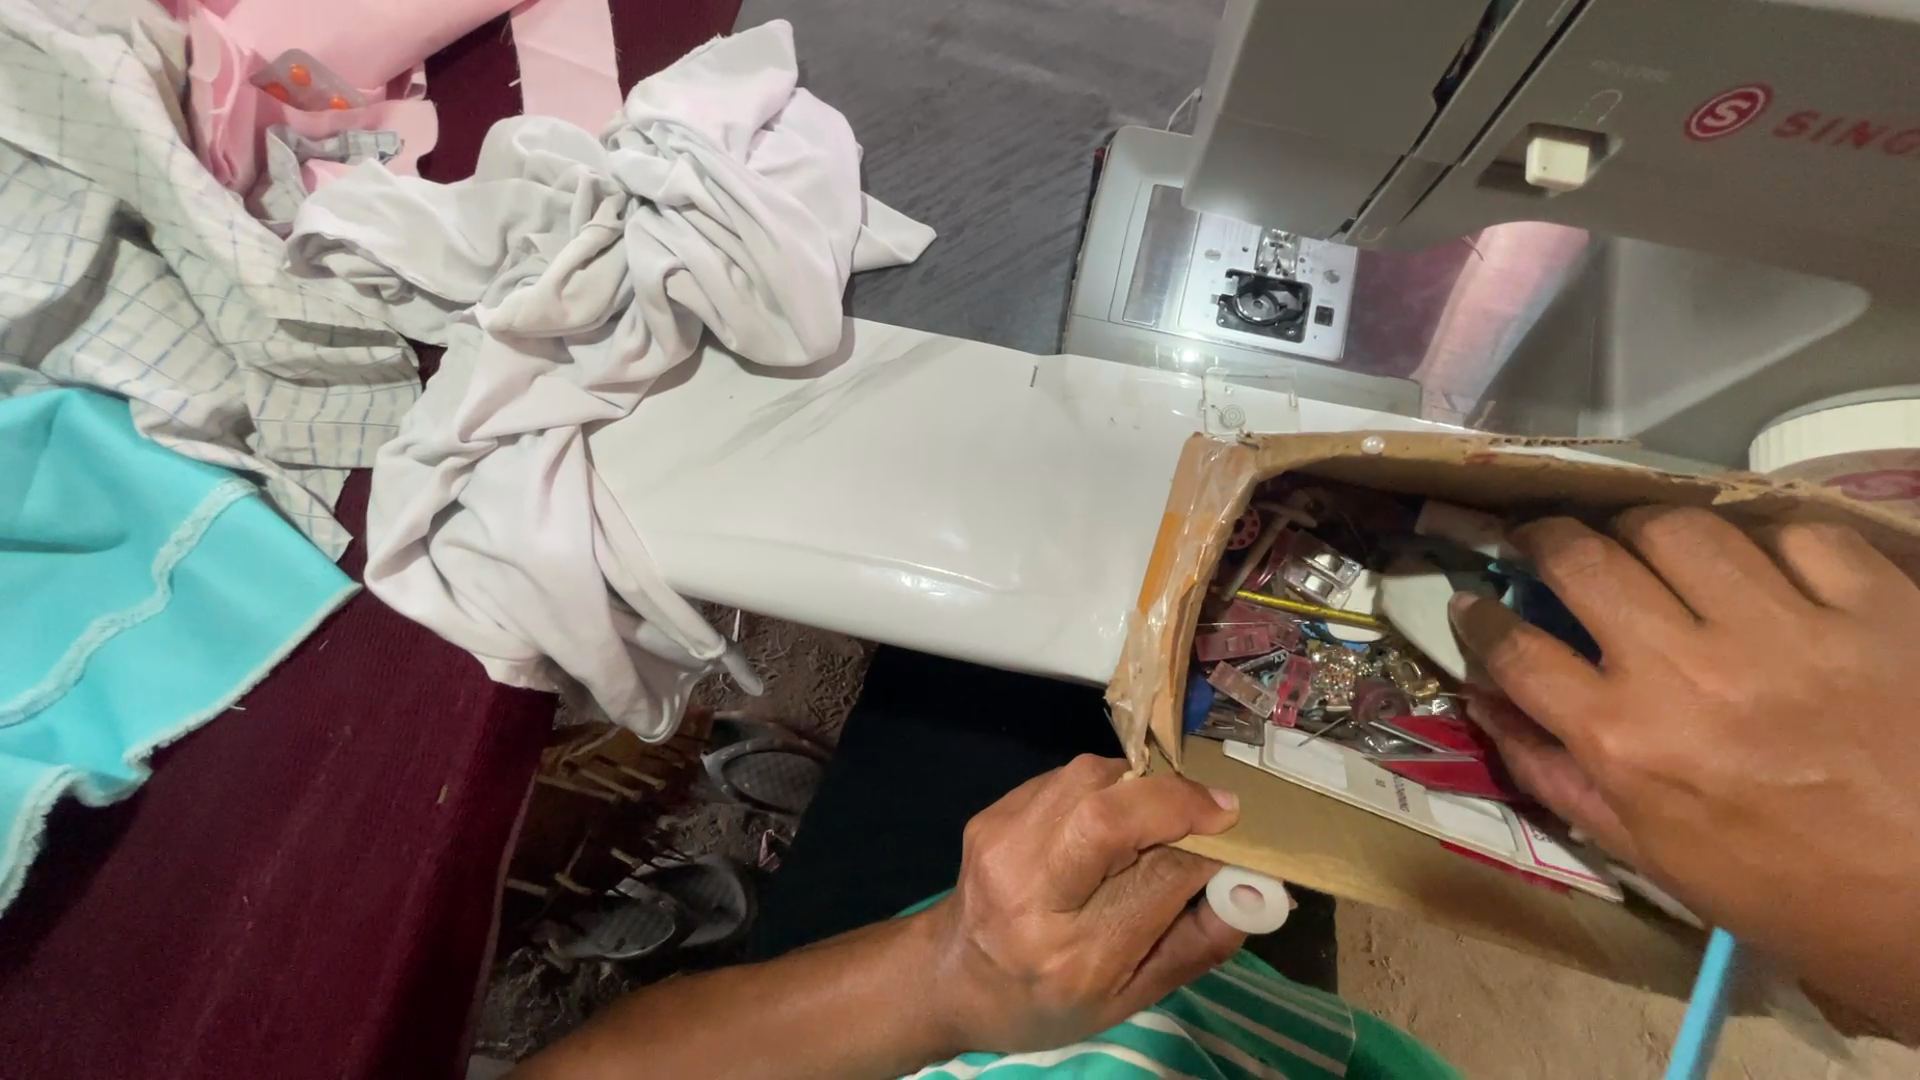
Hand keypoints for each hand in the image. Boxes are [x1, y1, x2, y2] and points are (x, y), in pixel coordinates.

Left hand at [924, 755, 1244, 1052]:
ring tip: (1161, 808)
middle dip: (1172, 798)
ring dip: (1139, 784)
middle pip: (1105, 815)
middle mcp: (1030, 891)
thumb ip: (1195, 944)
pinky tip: (1108, 811)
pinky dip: (1102, 785)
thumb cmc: (1049, 1000)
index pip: (1156, 879)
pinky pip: (1062, 779)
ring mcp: (1001, 843)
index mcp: (1073, 956)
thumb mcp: (1130, 999)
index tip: (1235, 834)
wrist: (954, 973)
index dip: (1205, 847)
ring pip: (1085, 780)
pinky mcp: (990, 814)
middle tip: (1215, 805)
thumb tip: (1255, 888)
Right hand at [1449, 507, 1919, 1032]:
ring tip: (1637, 541)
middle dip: (1540, 538)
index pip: (1513, 649)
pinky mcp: (1886, 616)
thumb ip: (1548, 768)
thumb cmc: (1784, 889)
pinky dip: (1763, 540)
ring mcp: (1789, 636)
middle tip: (1536, 540)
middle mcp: (1686, 673)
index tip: (1471, 605)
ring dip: (1639, 528)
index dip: (1477, 618)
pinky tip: (1754, 563)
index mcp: (1622, 737)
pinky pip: (1800, 537)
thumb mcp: (1640, 847)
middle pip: (1581, 561)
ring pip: (1679, 530)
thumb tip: (1481, 704)